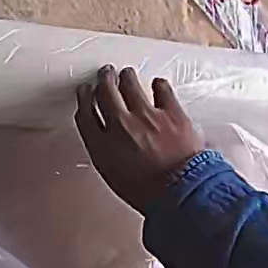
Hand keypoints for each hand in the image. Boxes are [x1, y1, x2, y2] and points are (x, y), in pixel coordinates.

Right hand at [74, 65, 206, 212]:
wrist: (183, 193)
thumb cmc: (150, 193)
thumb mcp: (115, 177)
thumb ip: (107, 153)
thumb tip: (107, 140)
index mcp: (102, 147)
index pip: (85, 114)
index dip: (84, 99)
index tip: (85, 92)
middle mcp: (120, 126)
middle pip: (104, 93)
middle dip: (103, 80)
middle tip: (105, 75)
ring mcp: (146, 115)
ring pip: (129, 83)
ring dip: (126, 76)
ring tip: (127, 73)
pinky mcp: (171, 111)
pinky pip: (161, 87)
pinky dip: (158, 84)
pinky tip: (158, 84)